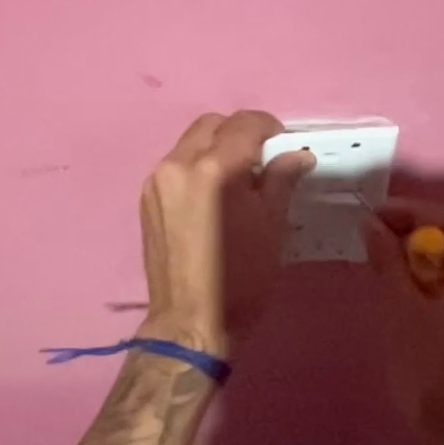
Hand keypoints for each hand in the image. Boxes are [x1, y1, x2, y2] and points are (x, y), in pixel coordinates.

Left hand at [138, 111, 313, 354]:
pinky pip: (175, 165)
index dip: (270, 128)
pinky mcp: (147, 198)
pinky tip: (212, 197)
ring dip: (215, 149)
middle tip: (260, 161)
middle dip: (239, 134)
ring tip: (236, 181)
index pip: (245, 123)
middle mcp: (180, 164)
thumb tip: (297, 153)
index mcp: (216, 169)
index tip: (283, 147)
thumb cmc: (241, 278)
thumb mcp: (271, 227)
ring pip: (190, 142)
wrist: (191, 321)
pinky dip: (196, 167)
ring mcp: (158, 180)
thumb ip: (281, 180)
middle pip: (212, 125)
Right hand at [362, 199, 443, 444]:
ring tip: (393, 255)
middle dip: (422, 228)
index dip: (414, 211)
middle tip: (381, 233)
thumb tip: (373, 225)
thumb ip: (389, 261)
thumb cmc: (427, 374)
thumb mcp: (400, 312)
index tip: (376, 214)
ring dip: (434, 248)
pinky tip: (417, 279)